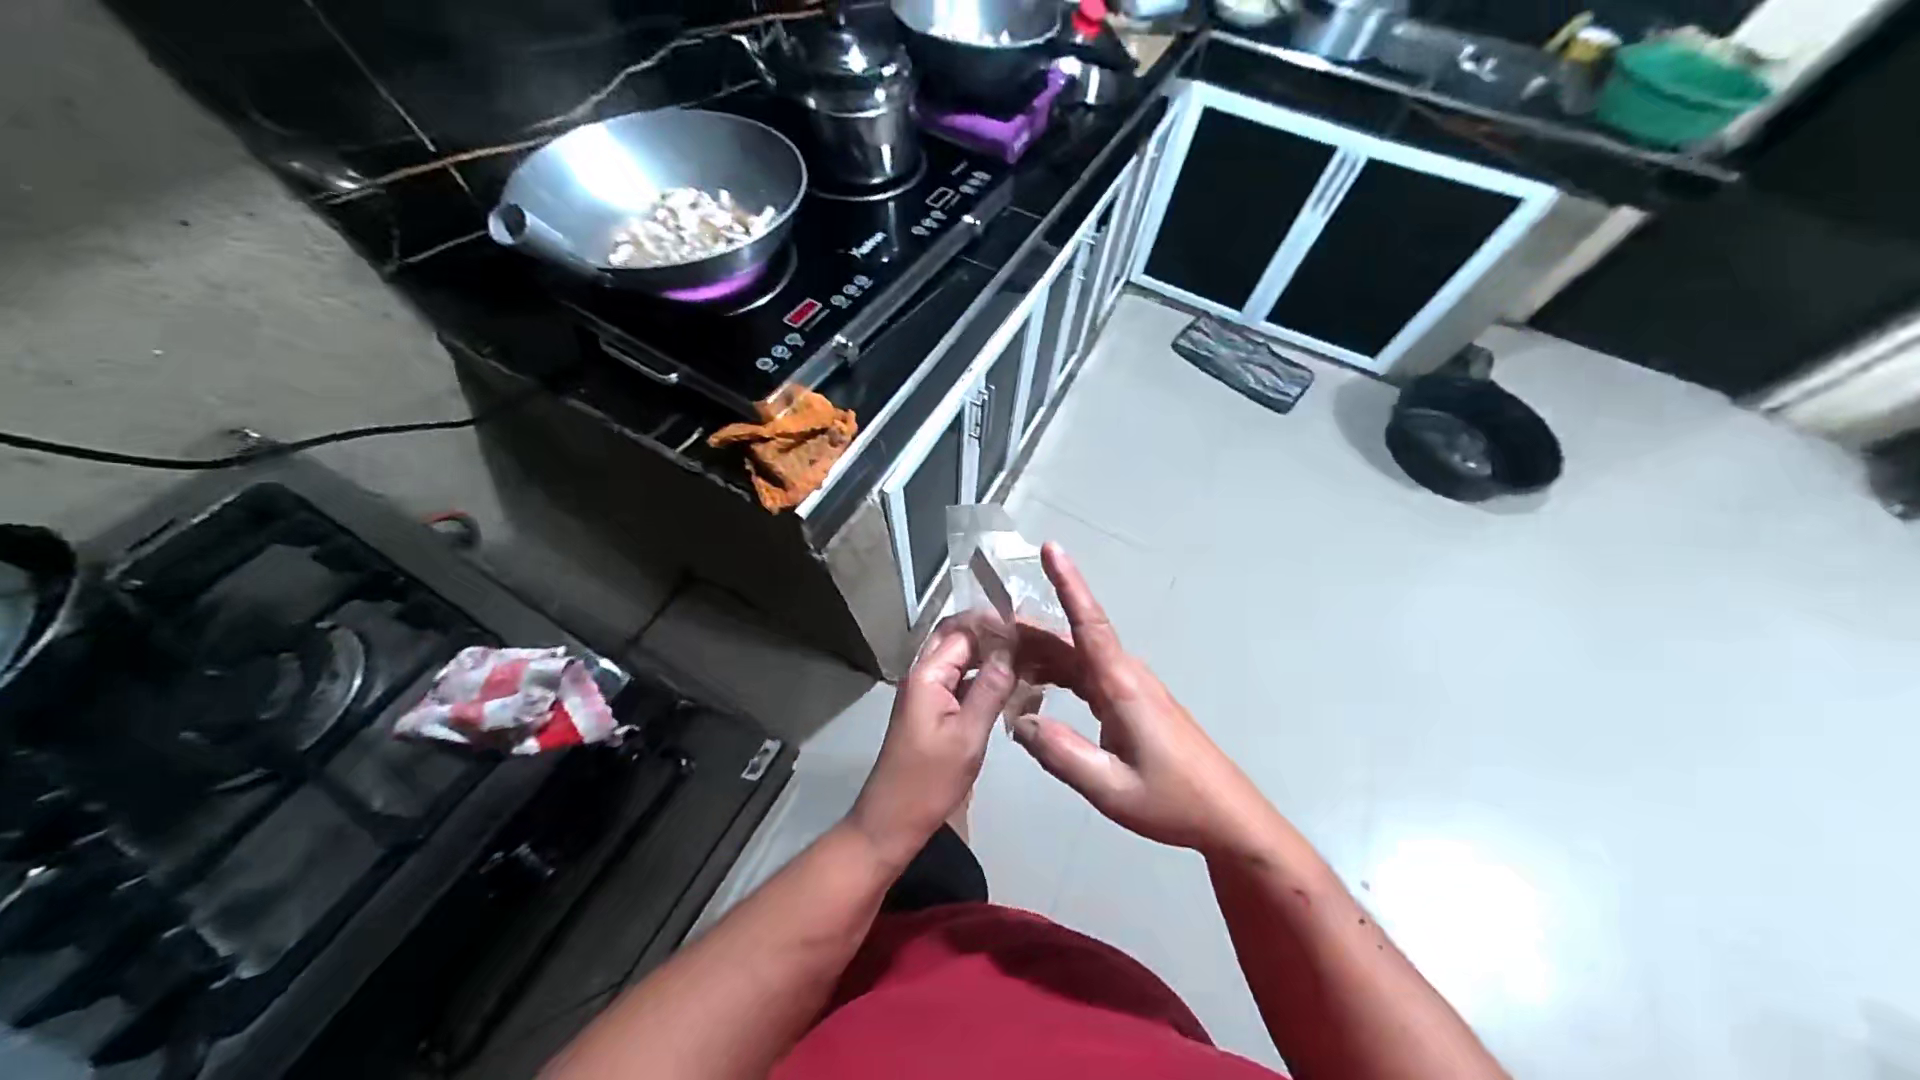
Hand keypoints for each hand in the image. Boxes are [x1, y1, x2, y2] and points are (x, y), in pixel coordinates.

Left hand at [846, 620, 1015, 869]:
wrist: (892, 821)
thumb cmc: (928, 781)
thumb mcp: (967, 735)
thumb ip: (990, 689)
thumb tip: (1011, 650)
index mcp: (927, 674)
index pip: (965, 631)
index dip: (998, 625)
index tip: (1034, 627)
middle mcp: (924, 675)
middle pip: (959, 638)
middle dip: (995, 634)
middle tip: (1034, 639)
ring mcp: (927, 693)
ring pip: (961, 659)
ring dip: (992, 655)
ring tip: (1031, 658)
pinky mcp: (933, 711)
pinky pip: (961, 681)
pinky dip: (985, 678)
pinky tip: (1014, 686)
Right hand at [1009, 543, 1277, 857]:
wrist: (1225, 815)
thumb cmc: (1173, 801)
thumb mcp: (1111, 788)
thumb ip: (1062, 755)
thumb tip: (1020, 723)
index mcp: (1121, 686)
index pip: (1088, 622)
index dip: (1068, 583)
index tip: (1050, 548)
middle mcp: (1124, 676)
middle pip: (1070, 638)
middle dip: (1027, 628)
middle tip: (983, 627)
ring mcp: (1129, 687)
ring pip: (1075, 656)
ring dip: (1037, 653)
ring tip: (996, 655)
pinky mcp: (1130, 702)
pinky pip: (1084, 675)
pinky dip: (1054, 674)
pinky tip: (1032, 686)